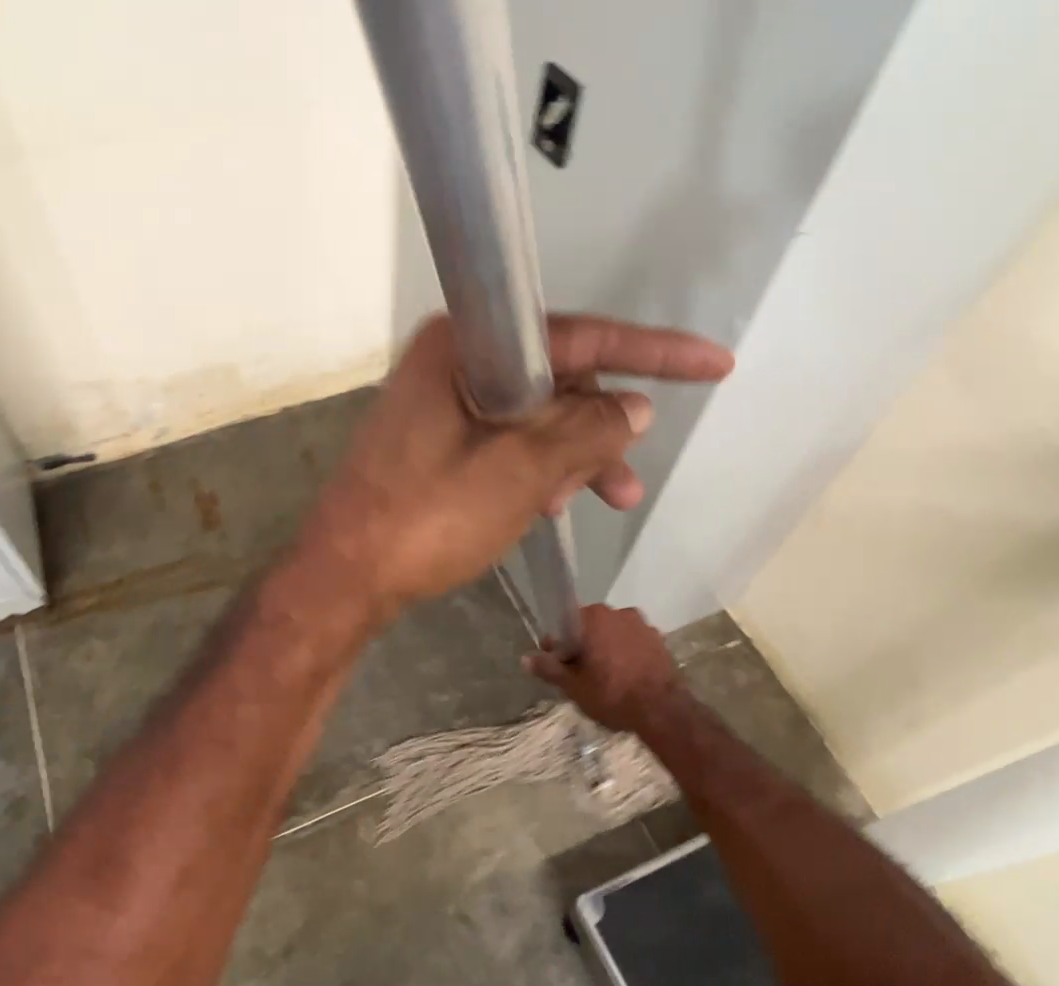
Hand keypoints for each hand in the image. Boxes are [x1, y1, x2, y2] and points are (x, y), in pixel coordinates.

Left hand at [298, 314, 731, 613]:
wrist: (344, 577)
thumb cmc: (428, 518)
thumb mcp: (521, 472)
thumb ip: (587, 431)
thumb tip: (635, 407)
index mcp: (465, 346)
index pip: (578, 335)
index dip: (651, 351)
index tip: (714, 364)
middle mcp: (451, 361)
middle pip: (556, 378)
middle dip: (602, 426)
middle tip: (630, 478)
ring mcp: (440, 404)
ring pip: (534, 417)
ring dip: (574, 457)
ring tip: (609, 501)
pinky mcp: (435, 442)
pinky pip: (505, 442)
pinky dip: (537, 470)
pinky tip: (552, 508)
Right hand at [524, 605, 686, 737]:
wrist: (663, 710)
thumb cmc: (612, 694)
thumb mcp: (573, 687)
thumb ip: (549, 669)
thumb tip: (526, 658)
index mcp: (593, 618)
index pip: (565, 623)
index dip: (559, 645)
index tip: (559, 665)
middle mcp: (618, 613)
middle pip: (590, 626)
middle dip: (583, 646)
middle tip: (580, 674)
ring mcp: (642, 625)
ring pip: (613, 634)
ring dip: (606, 649)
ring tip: (605, 678)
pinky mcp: (660, 640)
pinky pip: (634, 643)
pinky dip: (627, 654)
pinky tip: (626, 677)